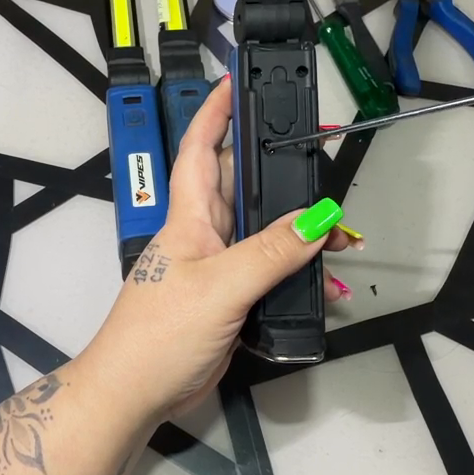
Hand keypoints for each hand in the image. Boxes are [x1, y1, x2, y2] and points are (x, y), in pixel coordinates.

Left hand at [81, 80, 354, 421]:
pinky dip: (294, 267)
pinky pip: (266, 269)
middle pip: (241, 186)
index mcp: (189, 218)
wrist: (136, 392)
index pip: (201, 151)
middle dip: (275, 166)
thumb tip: (318, 221)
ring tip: (337, 227)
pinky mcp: (228, 299)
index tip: (235, 82)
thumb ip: (270, 253)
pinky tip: (322, 272)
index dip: (215, 113)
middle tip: (316, 151)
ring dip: (295, 224)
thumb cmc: (160, 333)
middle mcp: (202, 235)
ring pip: (260, 230)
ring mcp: (215, 267)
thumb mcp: (219, 287)